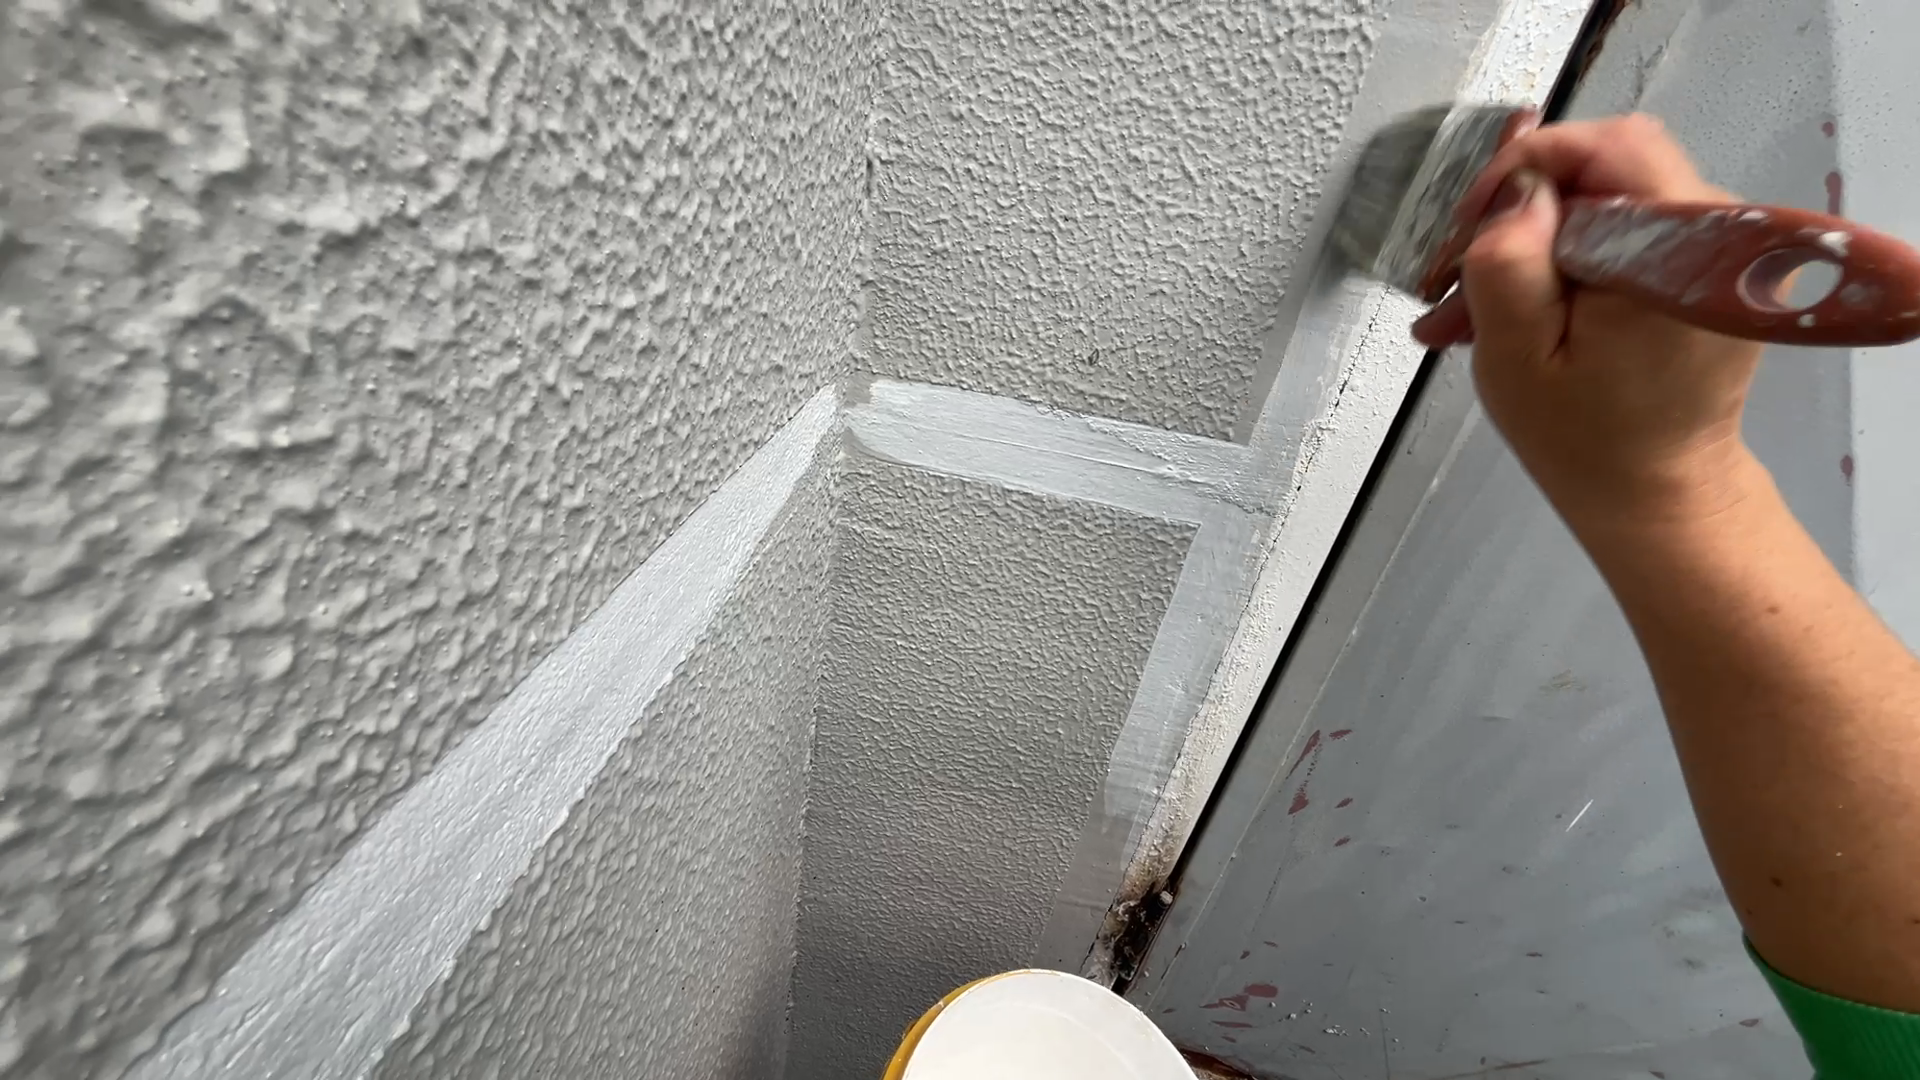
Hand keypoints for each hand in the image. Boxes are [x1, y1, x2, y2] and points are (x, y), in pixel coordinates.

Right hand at [1411, 114, 1766, 531]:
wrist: (1646, 486)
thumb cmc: (1578, 435)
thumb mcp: (1516, 355)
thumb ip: (1510, 267)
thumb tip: (1513, 197)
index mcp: (1673, 250)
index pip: (1607, 151)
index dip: (1522, 170)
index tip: (1463, 224)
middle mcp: (1712, 233)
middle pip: (1601, 175)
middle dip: (1511, 218)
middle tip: (1446, 278)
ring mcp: (1708, 250)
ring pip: (1598, 208)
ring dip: (1519, 250)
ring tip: (1457, 314)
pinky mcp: (1692, 271)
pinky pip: (1614, 239)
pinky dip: (1551, 267)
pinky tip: (1504, 315)